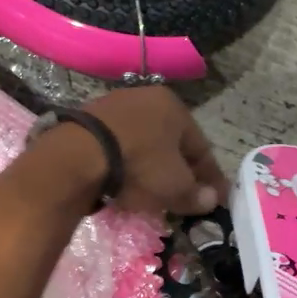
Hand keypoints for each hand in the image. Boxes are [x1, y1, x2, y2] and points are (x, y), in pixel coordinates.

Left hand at [40, 86, 228, 215]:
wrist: (78, 157)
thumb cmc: (140, 166)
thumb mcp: (175, 187)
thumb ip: (196, 194)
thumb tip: (211, 199)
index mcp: (175, 107)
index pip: (202, 148)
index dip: (212, 178)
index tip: (217, 200)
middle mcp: (147, 97)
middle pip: (173, 143)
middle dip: (182, 172)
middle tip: (188, 197)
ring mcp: (116, 105)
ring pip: (147, 143)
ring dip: (156, 168)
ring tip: (158, 193)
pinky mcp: (91, 120)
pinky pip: (122, 146)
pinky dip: (131, 165)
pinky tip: (130, 182)